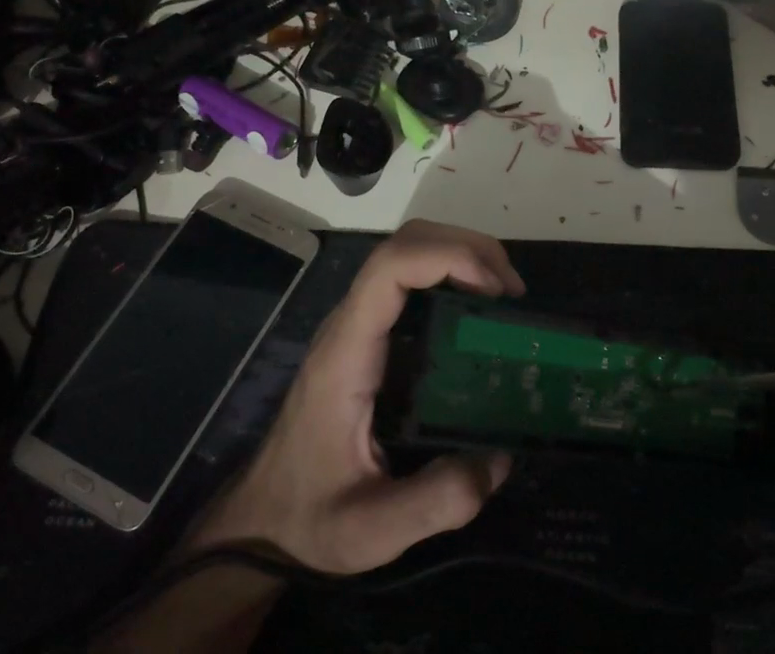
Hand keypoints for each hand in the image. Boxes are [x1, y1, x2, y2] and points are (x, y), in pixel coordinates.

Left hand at [184, 220, 523, 574]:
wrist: (261, 525)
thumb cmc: (309, 520)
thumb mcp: (373, 529)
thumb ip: (437, 501)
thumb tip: (501, 461)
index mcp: (347, 355)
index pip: (389, 269)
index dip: (449, 258)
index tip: (498, 291)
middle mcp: (349, 328)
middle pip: (403, 245)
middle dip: (465, 248)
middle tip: (513, 291)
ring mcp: (356, 331)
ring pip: (405, 257)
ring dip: (460, 258)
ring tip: (505, 299)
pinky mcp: (367, 344)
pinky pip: (408, 287)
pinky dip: (450, 280)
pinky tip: (479, 318)